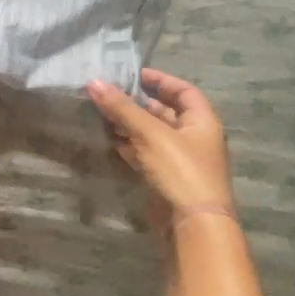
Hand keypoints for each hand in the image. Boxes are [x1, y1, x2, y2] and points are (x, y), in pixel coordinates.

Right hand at [87, 69, 233, 217]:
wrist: (193, 221)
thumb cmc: (180, 170)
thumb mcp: (150, 134)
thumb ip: (122, 107)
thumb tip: (93, 82)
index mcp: (202, 122)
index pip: (184, 91)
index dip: (161, 79)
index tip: (132, 74)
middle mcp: (193, 136)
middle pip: (165, 110)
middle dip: (137, 101)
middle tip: (106, 92)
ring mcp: (179, 157)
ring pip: (151, 131)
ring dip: (127, 121)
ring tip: (99, 111)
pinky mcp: (164, 174)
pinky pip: (143, 150)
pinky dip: (126, 142)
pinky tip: (106, 137)